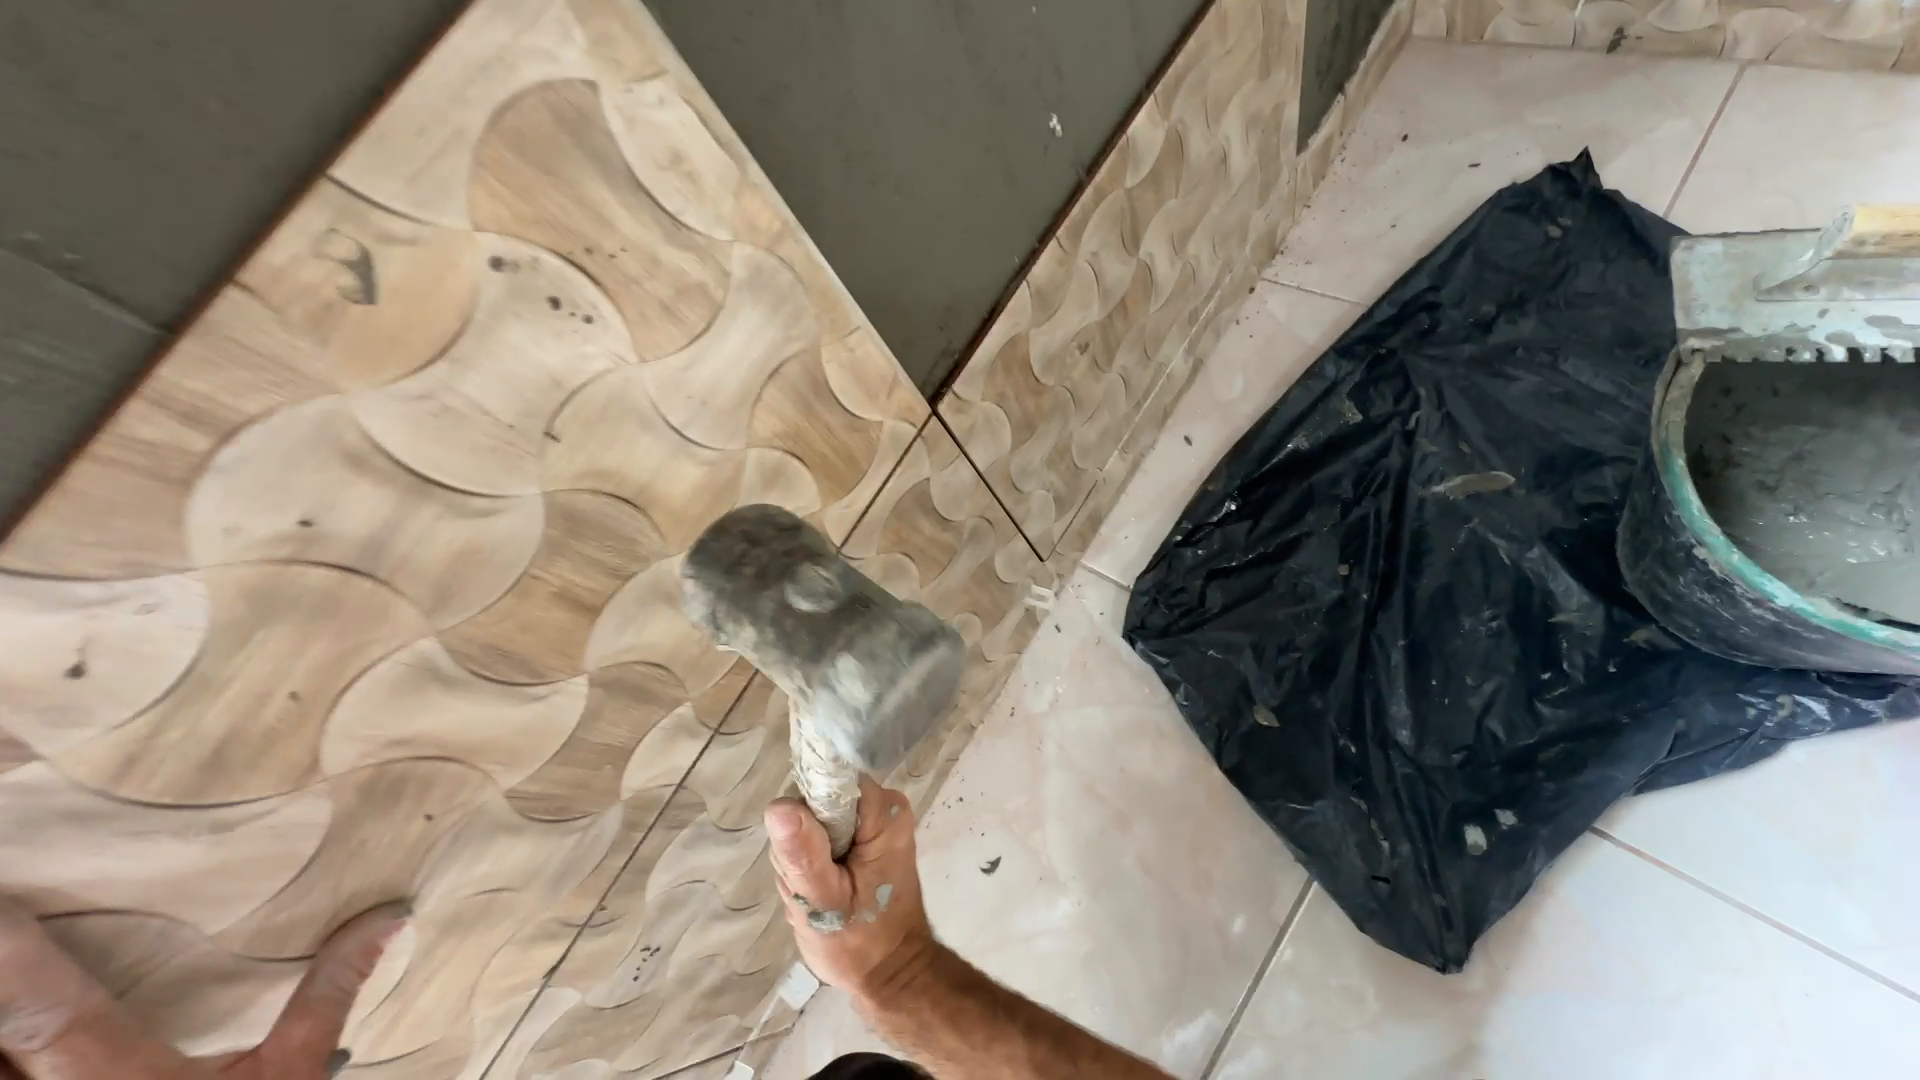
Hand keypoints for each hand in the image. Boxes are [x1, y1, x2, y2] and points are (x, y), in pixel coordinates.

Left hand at [0, 897, 406, 1079]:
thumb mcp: (290, 1070)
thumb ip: (328, 993)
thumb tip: (390, 917)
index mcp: (112, 1076)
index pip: (47, 1009)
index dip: (12, 958)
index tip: (2, 901)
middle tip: (11, 925)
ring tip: (17, 1002)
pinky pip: (3, 1077)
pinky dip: (5, 1053)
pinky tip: (20, 1040)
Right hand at [765, 775, 934, 1002]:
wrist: (891, 974)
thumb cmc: (860, 944)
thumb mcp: (823, 903)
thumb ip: (802, 855)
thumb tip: (778, 807)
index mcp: (884, 812)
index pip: (824, 785)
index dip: (803, 819)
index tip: (805, 861)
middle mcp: (884, 806)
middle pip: (816, 802)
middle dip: (802, 845)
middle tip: (809, 887)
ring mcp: (875, 821)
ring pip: (813, 821)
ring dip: (805, 859)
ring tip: (816, 894)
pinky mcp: (865, 837)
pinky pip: (822, 836)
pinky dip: (814, 865)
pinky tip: (822, 892)